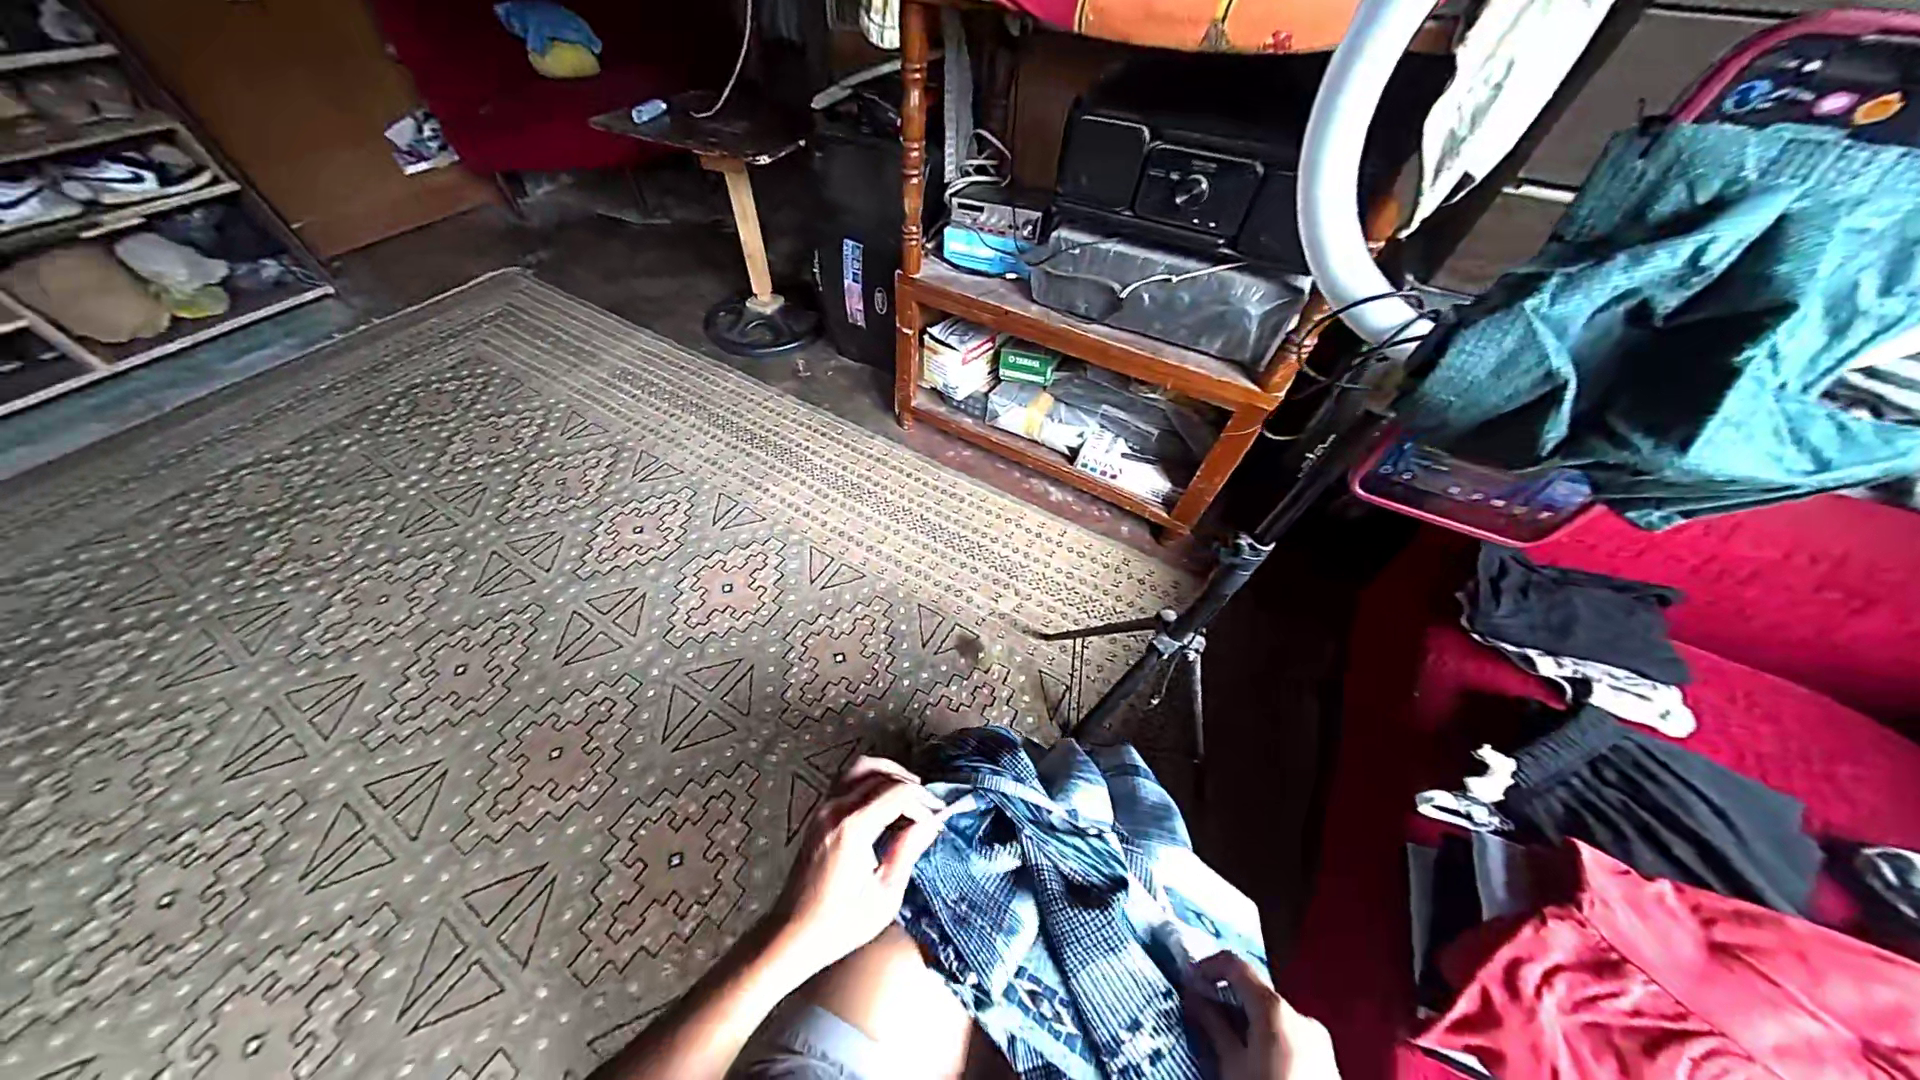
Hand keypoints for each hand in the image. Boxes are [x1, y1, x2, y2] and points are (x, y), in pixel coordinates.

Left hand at [766, 757, 948, 977]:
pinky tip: (885, 801)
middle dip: (910, 786)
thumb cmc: (839, 924)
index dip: (923, 801)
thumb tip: (929, 824)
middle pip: (881, 774)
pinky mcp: (819, 814)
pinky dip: (871, 780)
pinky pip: (848, 780)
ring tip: (910, 796)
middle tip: (928, 808)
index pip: (897, 792)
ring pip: (862, 767)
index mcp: (852, 829)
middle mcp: (835, 810)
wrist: (792, 934)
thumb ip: (907, 851)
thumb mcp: (884, 895)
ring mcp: (823, 809)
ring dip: (890, 774)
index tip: (937, 817)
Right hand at [1185, 951, 1340, 1079]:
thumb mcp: (1231, 1066)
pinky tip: (1253, 1066)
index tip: (1188, 985)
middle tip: (1201, 1020)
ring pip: (1270, 1017)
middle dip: (1225, 1001)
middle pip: (1254, 992)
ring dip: (1244, 1022)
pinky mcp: (1327, 1065)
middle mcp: (1300, 1015)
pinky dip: (1265, 1040)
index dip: (1207, 967)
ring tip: (1225, 1048)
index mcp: (1275, 1008)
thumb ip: (1212, 1024)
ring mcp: (1319, 1041)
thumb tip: (1193, 993)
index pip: (1235, 965)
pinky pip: (1288, 1038)